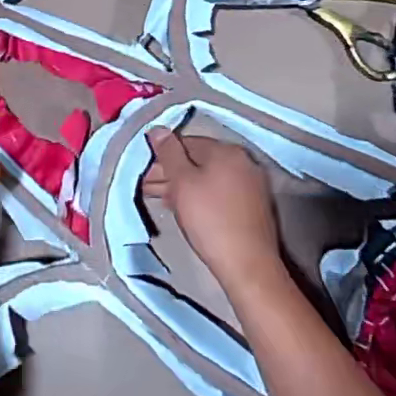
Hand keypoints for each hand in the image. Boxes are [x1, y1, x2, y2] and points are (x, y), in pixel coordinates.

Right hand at [142, 129, 283, 293]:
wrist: (247, 266)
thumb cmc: (210, 220)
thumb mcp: (181, 182)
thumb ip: (168, 152)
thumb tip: (158, 129)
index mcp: (226, 151)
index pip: (185, 142)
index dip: (161, 155)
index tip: (144, 171)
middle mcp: (242, 162)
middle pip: (197, 160)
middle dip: (171, 173)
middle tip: (147, 187)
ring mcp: (250, 185)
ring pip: (208, 178)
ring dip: (183, 187)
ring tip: (160, 200)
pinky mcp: (252, 206)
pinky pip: (219, 192)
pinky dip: (200, 197)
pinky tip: (184, 209)